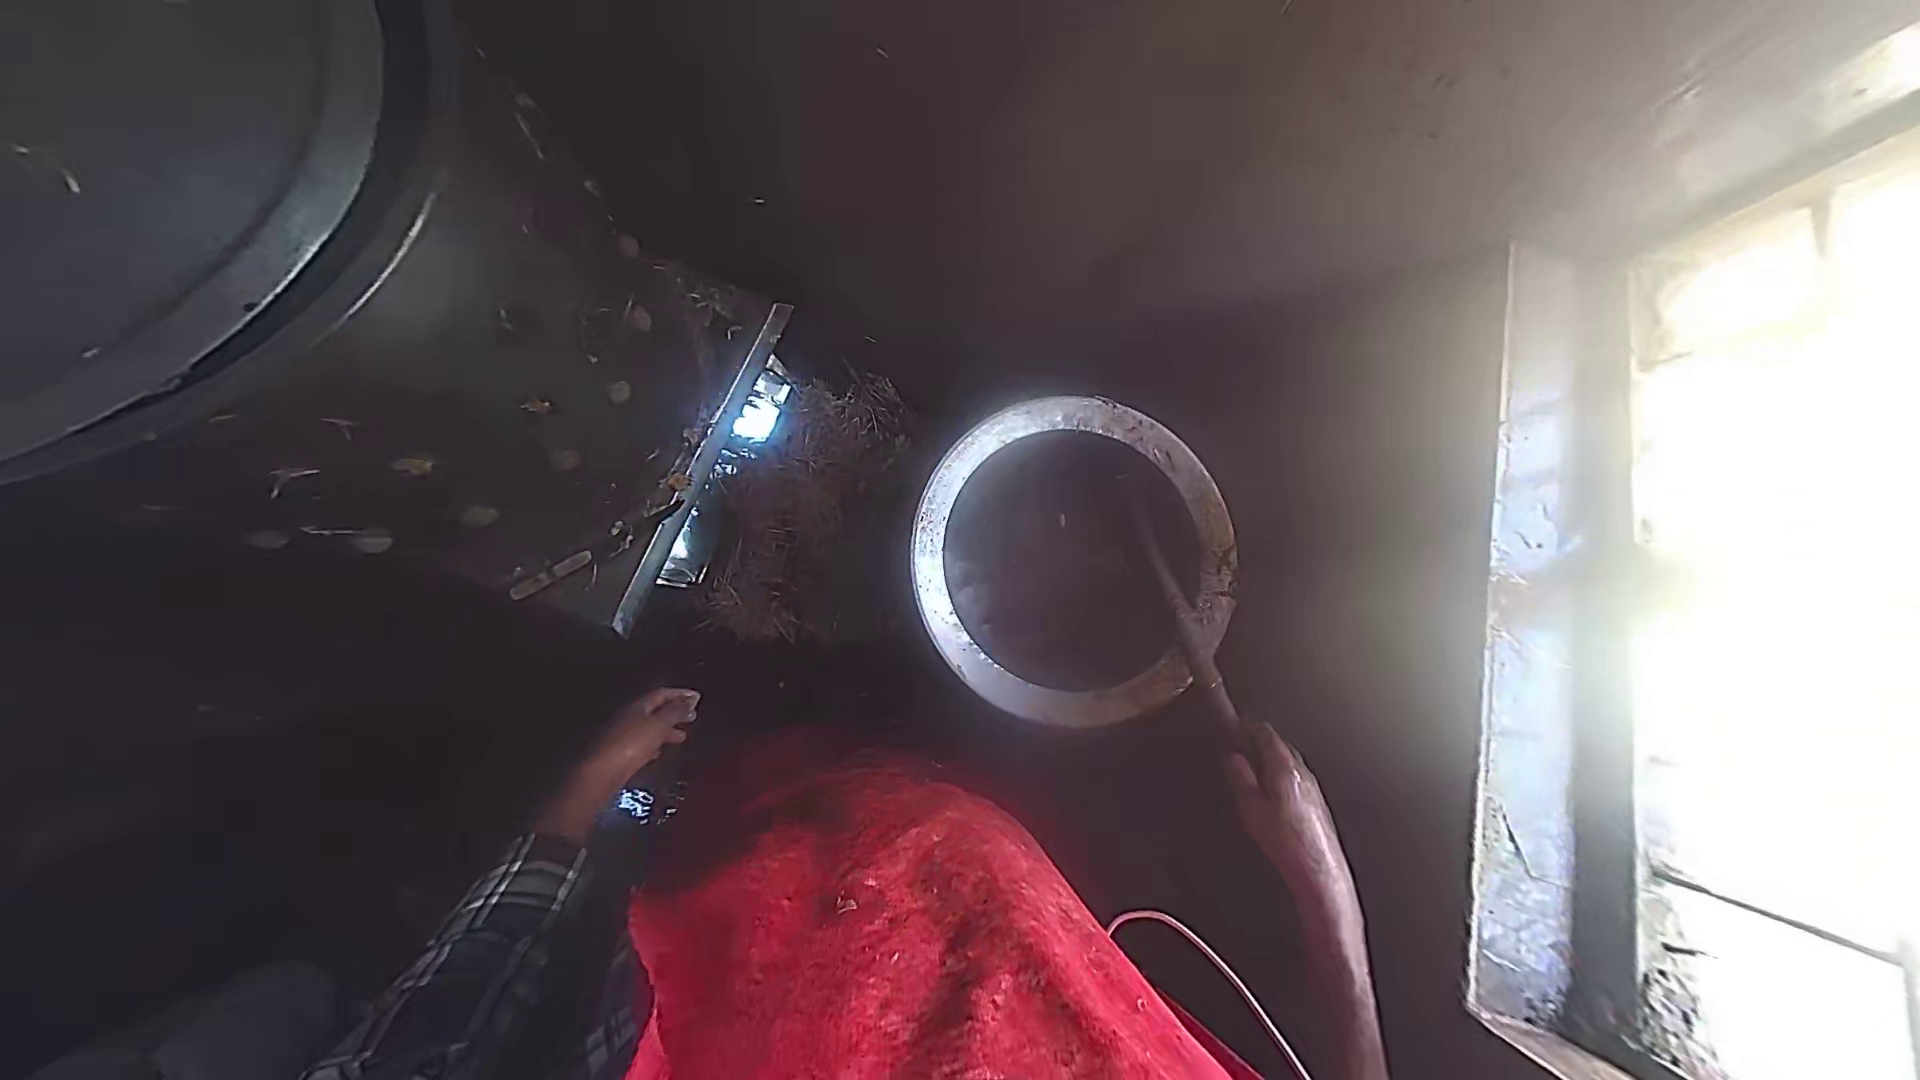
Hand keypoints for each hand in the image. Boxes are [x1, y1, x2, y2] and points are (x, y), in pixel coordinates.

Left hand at [584, 688, 699, 774]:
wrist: (599, 774)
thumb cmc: (631, 745)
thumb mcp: (659, 725)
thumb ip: (676, 712)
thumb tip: (690, 701)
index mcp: (638, 706)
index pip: (661, 694)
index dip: (680, 694)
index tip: (697, 697)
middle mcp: (628, 717)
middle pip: (655, 710)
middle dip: (675, 712)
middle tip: (692, 716)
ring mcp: (621, 736)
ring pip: (649, 728)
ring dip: (666, 729)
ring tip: (682, 736)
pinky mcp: (618, 754)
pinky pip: (640, 744)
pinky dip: (653, 744)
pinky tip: (659, 752)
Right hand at [1226, 722, 1354, 905]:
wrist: (1320, 873)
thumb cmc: (1287, 843)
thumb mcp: (1250, 807)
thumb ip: (1240, 777)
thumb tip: (1234, 759)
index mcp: (1285, 768)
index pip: (1266, 733)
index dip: (1249, 725)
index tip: (1238, 721)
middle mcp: (1303, 773)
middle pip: (1280, 744)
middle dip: (1260, 740)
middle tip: (1242, 740)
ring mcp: (1314, 787)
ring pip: (1290, 761)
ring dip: (1272, 756)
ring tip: (1254, 763)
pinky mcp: (1318, 802)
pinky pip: (1297, 776)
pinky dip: (1282, 772)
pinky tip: (1272, 788)